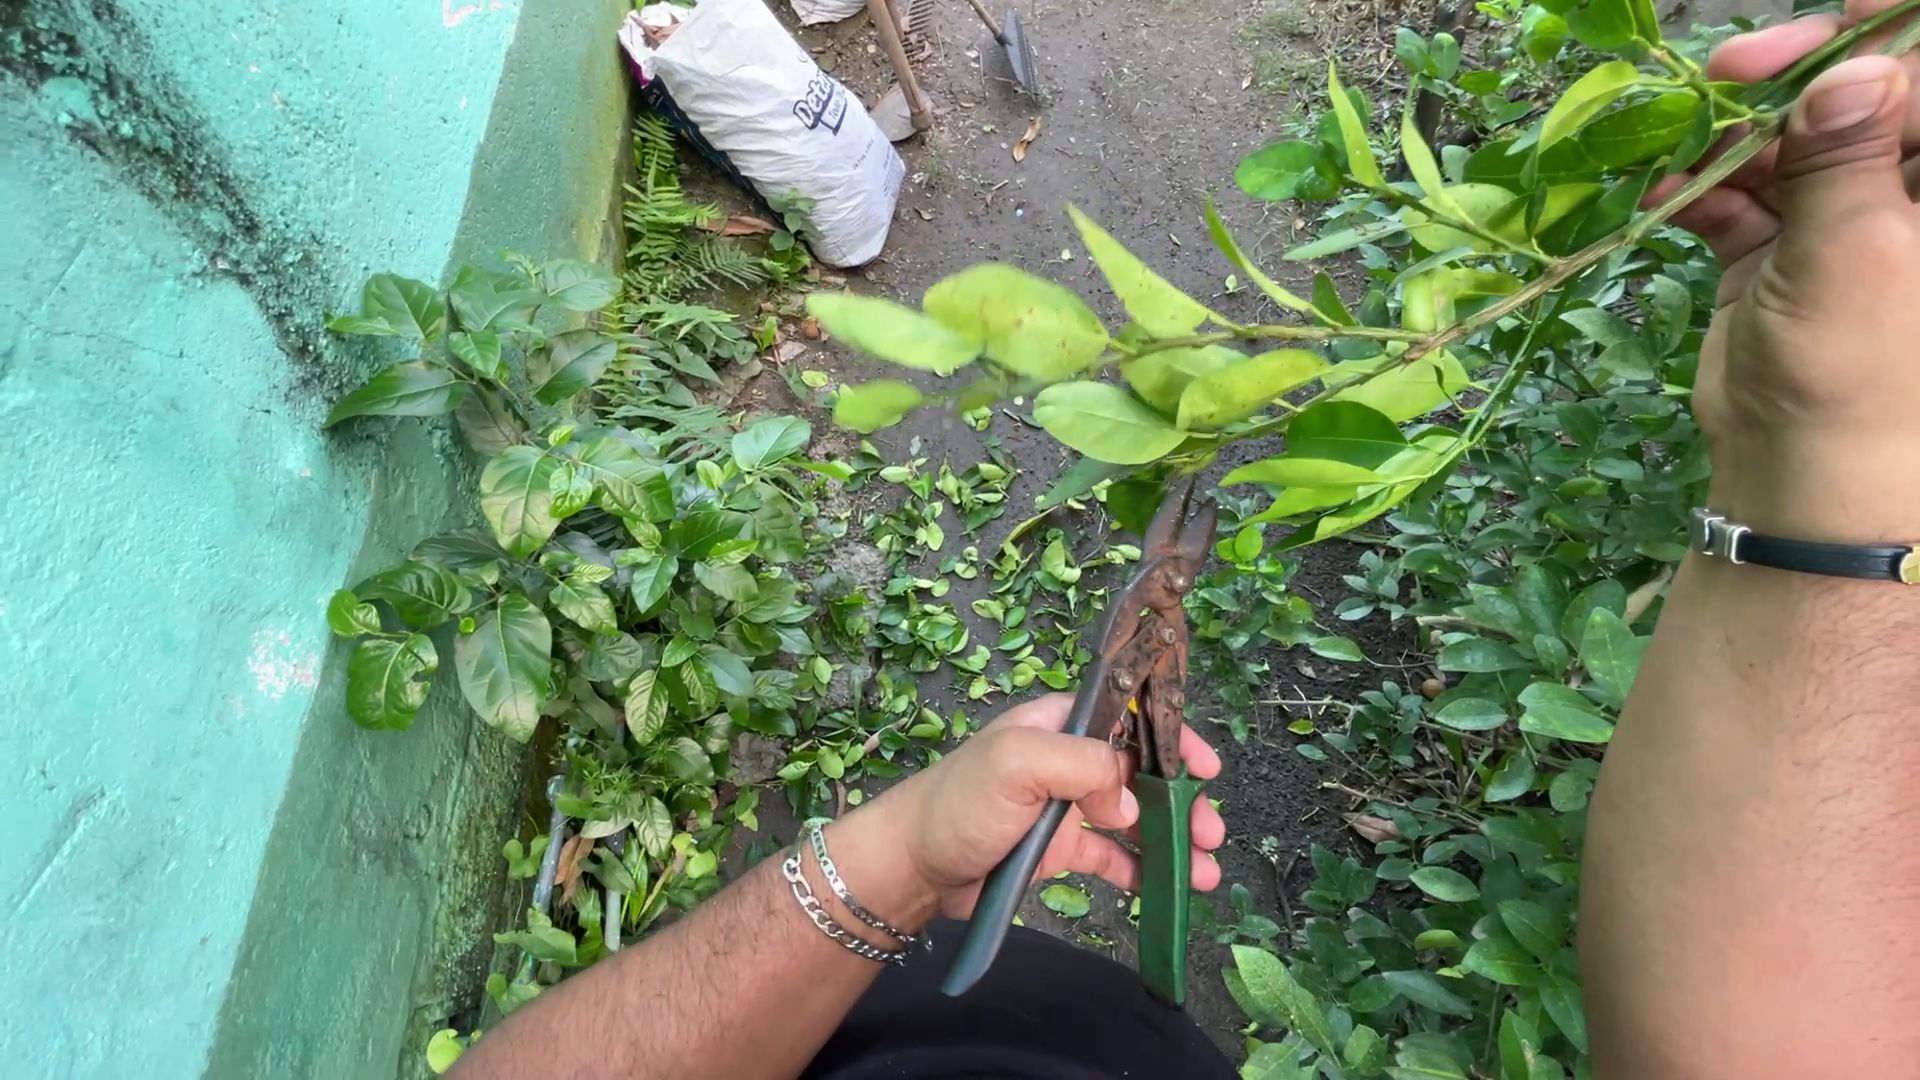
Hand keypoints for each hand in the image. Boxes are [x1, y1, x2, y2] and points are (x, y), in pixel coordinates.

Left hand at [830, 694, 1225, 926]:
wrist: (918, 864)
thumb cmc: (962, 801)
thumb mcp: (1017, 763)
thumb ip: (1080, 764)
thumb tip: (1128, 799)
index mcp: (1059, 726)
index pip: (1127, 717)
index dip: (1171, 736)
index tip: (1205, 766)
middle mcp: (1068, 761)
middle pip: (1140, 771)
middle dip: (1180, 798)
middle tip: (1210, 831)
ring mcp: (1066, 806)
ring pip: (1133, 816)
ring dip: (1171, 838)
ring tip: (1205, 868)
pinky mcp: (1061, 848)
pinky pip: (1112, 856)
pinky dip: (1140, 870)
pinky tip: (1163, 889)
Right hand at [1653, 1, 1919, 539]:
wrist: (1801, 454)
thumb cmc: (1857, 361)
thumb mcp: (1854, 254)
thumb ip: (1848, 161)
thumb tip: (1847, 71)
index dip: (1878, 40)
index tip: (1802, 44)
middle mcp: (1910, 184)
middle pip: (1860, 97)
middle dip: (1793, 81)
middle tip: (1723, 75)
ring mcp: (1844, 216)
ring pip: (1791, 147)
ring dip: (1731, 145)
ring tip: (1678, 154)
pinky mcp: (1780, 251)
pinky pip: (1741, 204)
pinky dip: (1701, 198)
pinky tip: (1664, 197)